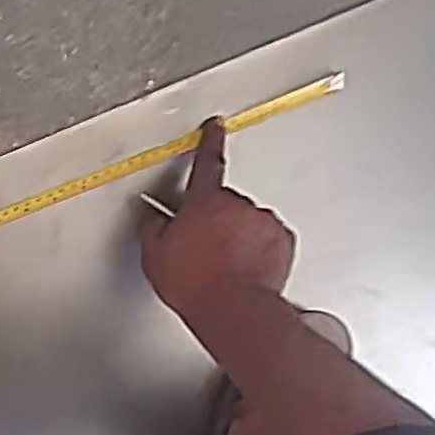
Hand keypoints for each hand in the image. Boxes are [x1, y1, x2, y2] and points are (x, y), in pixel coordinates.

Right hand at [140, 119, 294, 317]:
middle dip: (211, 219)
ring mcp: (261, 221)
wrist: (231, 306)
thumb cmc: (194, 282)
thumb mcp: (155, 255)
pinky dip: (251, 249)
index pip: (206, 163)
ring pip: (244, 221)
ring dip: (232, 237)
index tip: (214, 128)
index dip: (209, 142)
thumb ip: (154, 228)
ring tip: (217, 264)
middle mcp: (237, 205)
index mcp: (204, 203)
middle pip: (222, 202)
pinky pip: (263, 238)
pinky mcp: (280, 240)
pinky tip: (236, 269)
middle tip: (197, 247)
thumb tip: (153, 219)